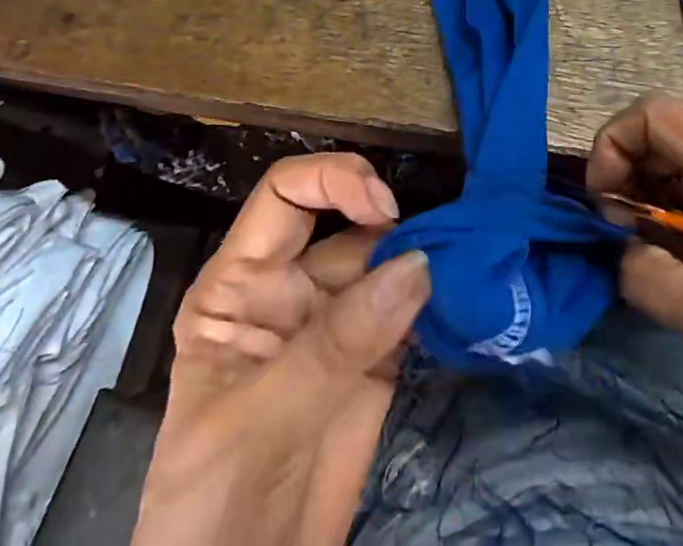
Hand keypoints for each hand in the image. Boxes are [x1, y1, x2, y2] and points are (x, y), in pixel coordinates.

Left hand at [132, 154, 430, 545]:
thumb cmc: (213, 501)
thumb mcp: (259, 418)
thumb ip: (334, 343)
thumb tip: (417, 265)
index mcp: (241, 286)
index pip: (284, 198)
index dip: (333, 182)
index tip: (384, 210)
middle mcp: (294, 290)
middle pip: (348, 223)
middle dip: (393, 218)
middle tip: (445, 238)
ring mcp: (341, 322)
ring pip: (391, 262)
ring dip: (430, 256)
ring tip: (469, 261)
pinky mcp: (381, 354)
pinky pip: (416, 306)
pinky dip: (443, 295)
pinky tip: (467, 293)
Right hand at [586, 97, 682, 493]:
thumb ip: (649, 275)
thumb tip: (619, 249)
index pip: (657, 116)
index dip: (614, 148)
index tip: (604, 208)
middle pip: (663, 138)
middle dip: (625, 178)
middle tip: (620, 237)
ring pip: (674, 167)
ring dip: (644, 202)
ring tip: (642, 253)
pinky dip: (666, 219)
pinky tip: (668, 259)